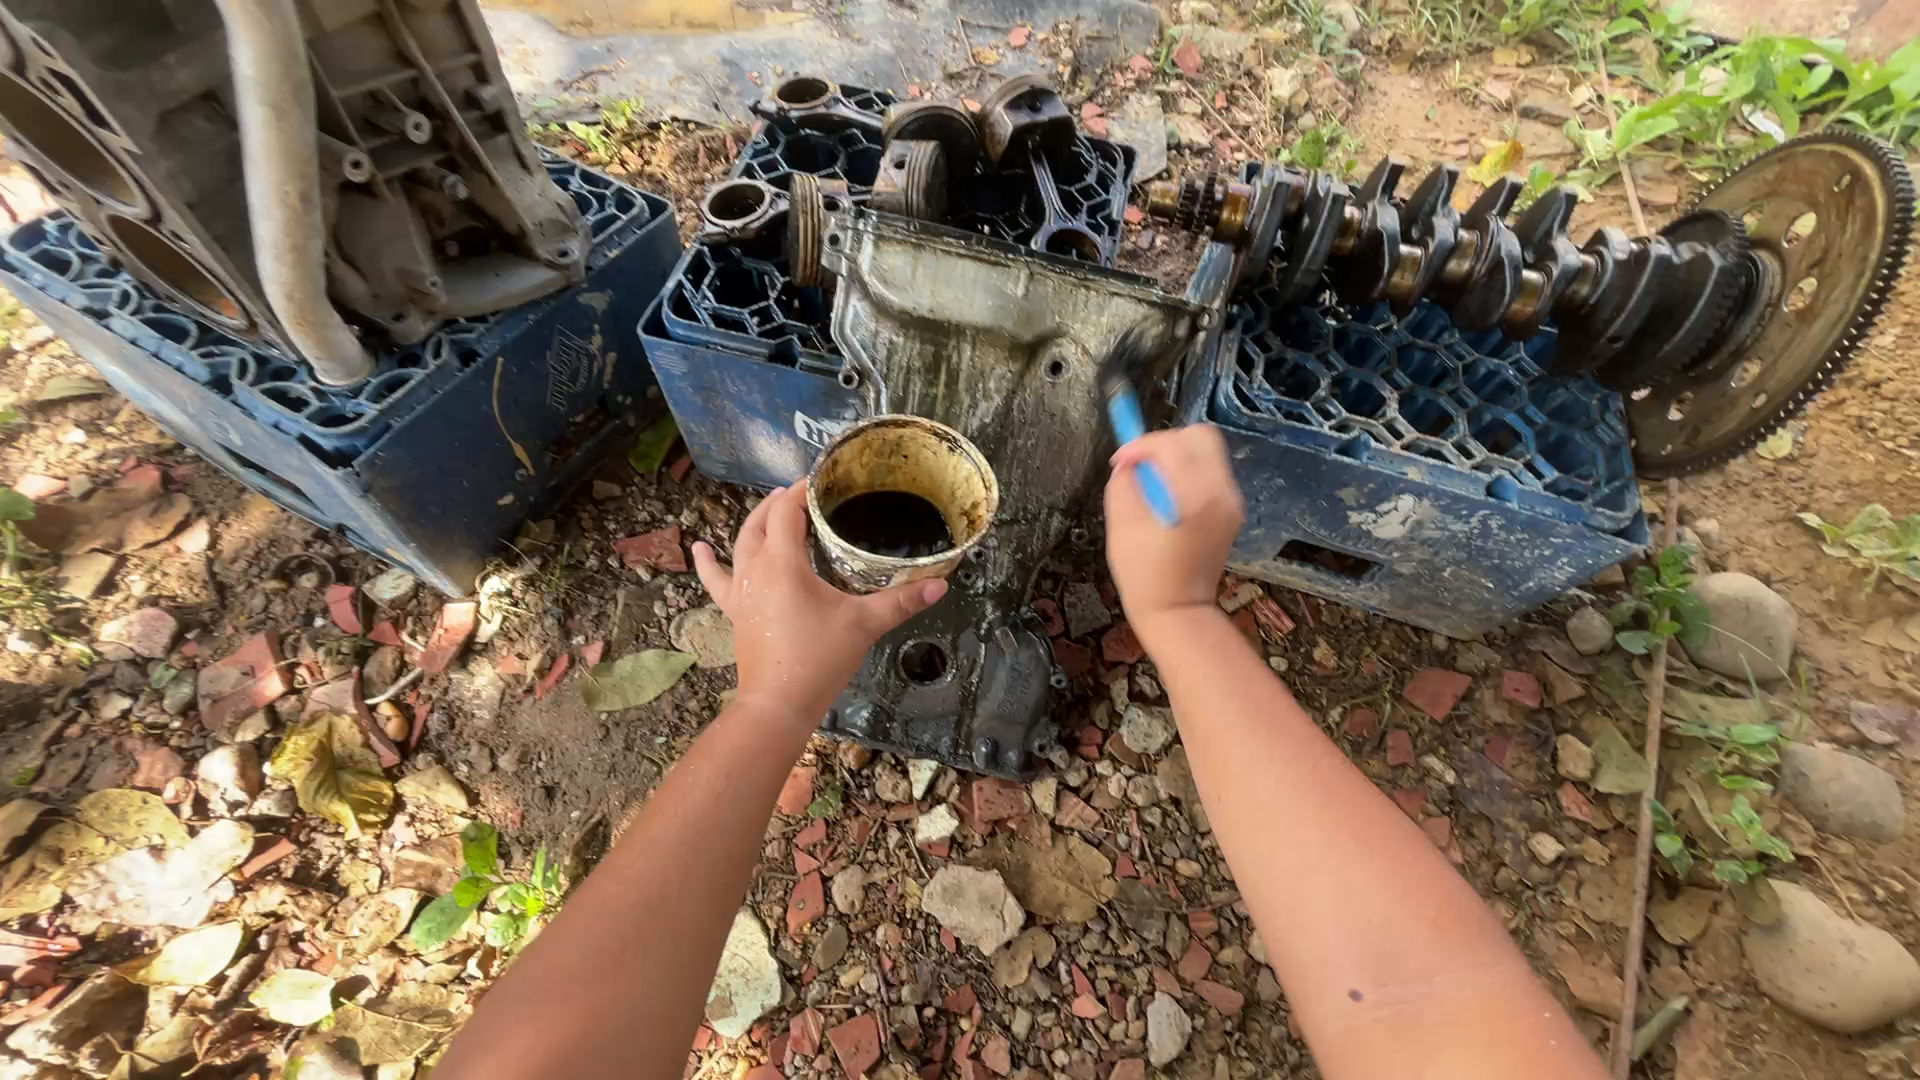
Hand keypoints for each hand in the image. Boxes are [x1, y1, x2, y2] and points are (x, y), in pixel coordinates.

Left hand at [692, 483, 946, 719]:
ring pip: (740, 543)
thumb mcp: (864, 624)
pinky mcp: (735, 611)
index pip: (787, 511)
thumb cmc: (819, 659)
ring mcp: (740, 591)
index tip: (823, 481)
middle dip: (780, 502)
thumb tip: (940, 584)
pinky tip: (699, 548)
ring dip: (755, 522)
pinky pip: (717, 579)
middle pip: (760, 521)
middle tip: (804, 494)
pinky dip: (708, 562)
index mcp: (782, 562)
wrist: (778, 705)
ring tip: (769, 507)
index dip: (802, 491)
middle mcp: (755, 569)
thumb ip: (901, 601)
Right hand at [1104, 424, 1245, 629]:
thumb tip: (1130, 463)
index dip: (1141, 445)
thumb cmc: (1143, 573)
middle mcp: (1221, 492)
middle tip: (1141, 465)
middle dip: (1166, 443)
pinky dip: (1188, 473)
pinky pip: (1210, 474)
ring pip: (1207, 452)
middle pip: (1200, 436)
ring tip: (1152, 484)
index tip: (1121, 461)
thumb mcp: (1120, 525)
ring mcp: (1231, 501)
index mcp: (1193, 496)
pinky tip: (1168, 498)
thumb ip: (1123, 483)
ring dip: (1177, 457)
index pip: (1172, 444)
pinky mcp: (1232, 510)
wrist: (1177, 611)